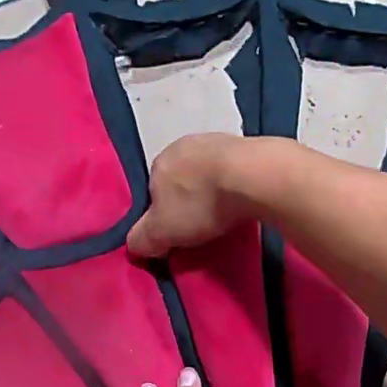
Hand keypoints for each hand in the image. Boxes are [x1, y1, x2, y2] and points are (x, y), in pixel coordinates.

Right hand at [127, 133, 265, 257]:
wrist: (252, 177)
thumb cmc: (199, 203)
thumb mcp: (161, 232)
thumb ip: (142, 239)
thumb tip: (133, 245)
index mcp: (159, 162)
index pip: (153, 191)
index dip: (163, 215)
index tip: (177, 234)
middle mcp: (184, 145)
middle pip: (181, 180)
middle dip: (189, 201)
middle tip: (202, 226)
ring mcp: (217, 141)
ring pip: (208, 173)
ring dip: (214, 191)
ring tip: (225, 215)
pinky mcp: (247, 145)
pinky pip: (234, 170)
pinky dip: (236, 185)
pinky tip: (244, 201)